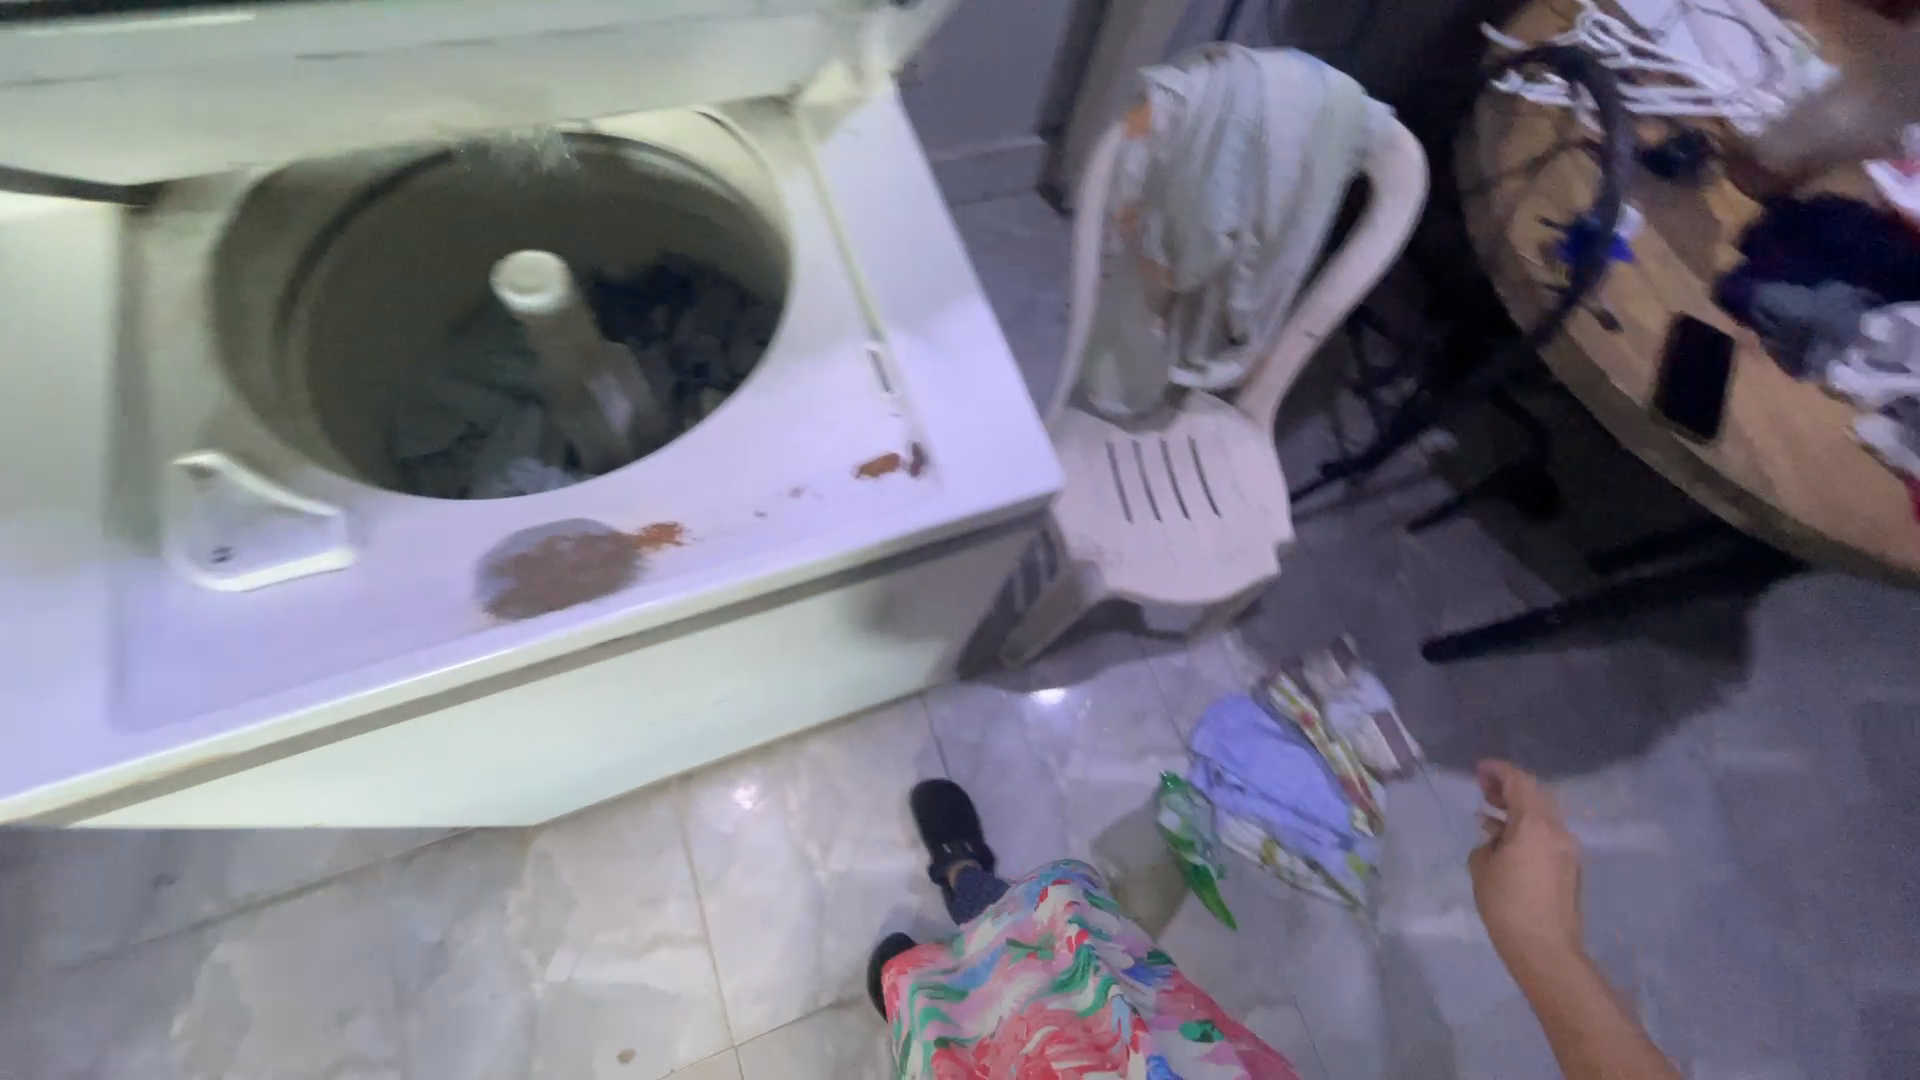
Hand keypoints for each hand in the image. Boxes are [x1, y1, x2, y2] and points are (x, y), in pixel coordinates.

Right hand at [1468, 760, 1583, 968]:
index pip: (1519, 782)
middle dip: (1509, 787)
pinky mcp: (1569, 869)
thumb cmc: (1505, 901)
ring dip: (1517, 808)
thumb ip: (1489, 840)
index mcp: (1535, 825)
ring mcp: (1568, 851)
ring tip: (1488, 814)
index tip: (1478, 770)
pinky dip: (1526, 826)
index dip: (1498, 771)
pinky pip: (1547, 834)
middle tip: (1483, 788)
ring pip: (1543, 815)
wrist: (1544, 947)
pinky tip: (1504, 839)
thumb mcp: (1482, 863)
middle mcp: (1558, 832)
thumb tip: (1498, 838)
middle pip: (1536, 795)